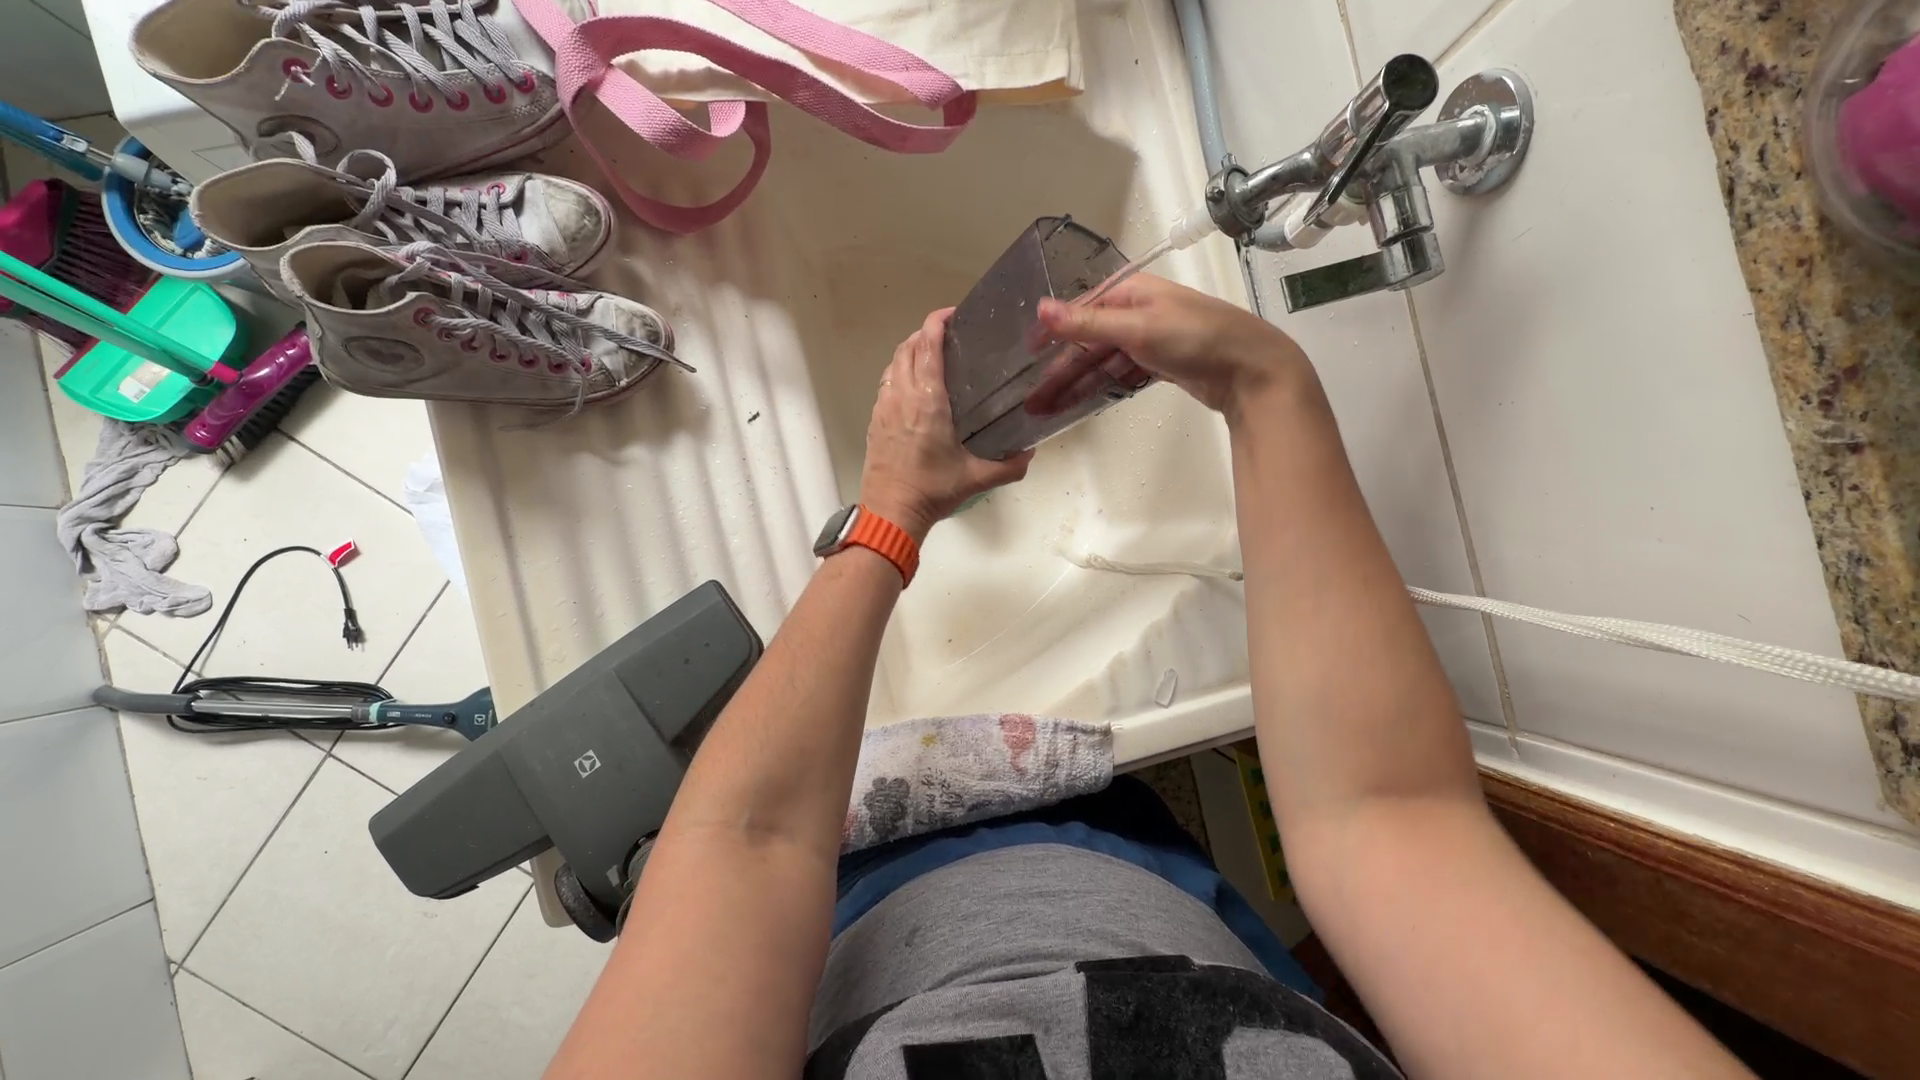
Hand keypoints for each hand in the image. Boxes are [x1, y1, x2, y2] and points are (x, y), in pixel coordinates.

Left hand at [859, 308, 1034, 541]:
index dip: (936, 322)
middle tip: (947, 336)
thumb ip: (1009, 465)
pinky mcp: (875, 421)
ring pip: (893, 364)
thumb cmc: (932, 490)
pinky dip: (899, 374)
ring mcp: (884, 407)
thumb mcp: (977, 478)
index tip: (952, 314)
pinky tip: (914, 388)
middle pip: (907, 347)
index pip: (927, 345)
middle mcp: (902, 395)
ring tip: (931, 357)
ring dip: (910, 352)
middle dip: (924, 334)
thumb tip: (1030, 454)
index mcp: (927, 400)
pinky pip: (886, 384)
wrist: (890, 513)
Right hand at [1029, 273, 1310, 421]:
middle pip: (1087, 343)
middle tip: (1031, 399)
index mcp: (1132, 292)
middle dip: (1059, 371)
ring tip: (1045, 409)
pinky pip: (1118, 376)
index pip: (1080, 310)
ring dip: (1073, 385)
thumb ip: (1088, 322)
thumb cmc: (1197, 338)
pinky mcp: (1159, 366)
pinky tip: (1077, 404)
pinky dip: (1098, 389)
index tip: (1024, 355)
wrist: (1252, 371)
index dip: (1052, 334)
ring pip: (1101, 364)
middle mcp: (1137, 313)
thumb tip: (1041, 308)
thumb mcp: (1138, 327)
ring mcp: (1149, 341)